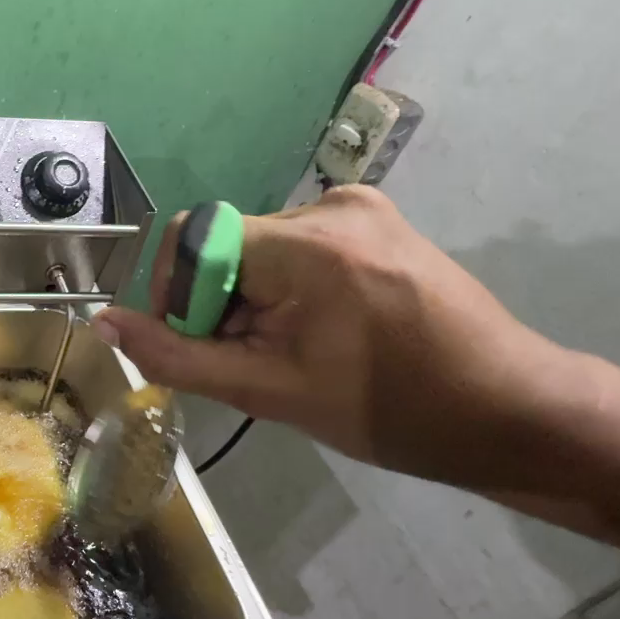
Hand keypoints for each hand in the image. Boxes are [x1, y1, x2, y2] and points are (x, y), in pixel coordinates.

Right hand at [91, 186, 584, 488]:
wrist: (515, 412)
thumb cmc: (395, 413)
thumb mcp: (269, 392)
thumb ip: (177, 356)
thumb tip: (104, 322)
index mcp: (309, 244)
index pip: (192, 239)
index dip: (180, 295)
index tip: (208, 345)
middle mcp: (331, 205)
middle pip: (224, 245)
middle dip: (220, 304)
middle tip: (257, 360)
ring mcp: (359, 207)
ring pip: (255, 248)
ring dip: (251, 299)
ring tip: (296, 351)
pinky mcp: (373, 220)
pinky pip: (292, 246)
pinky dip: (283, 288)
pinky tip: (319, 330)